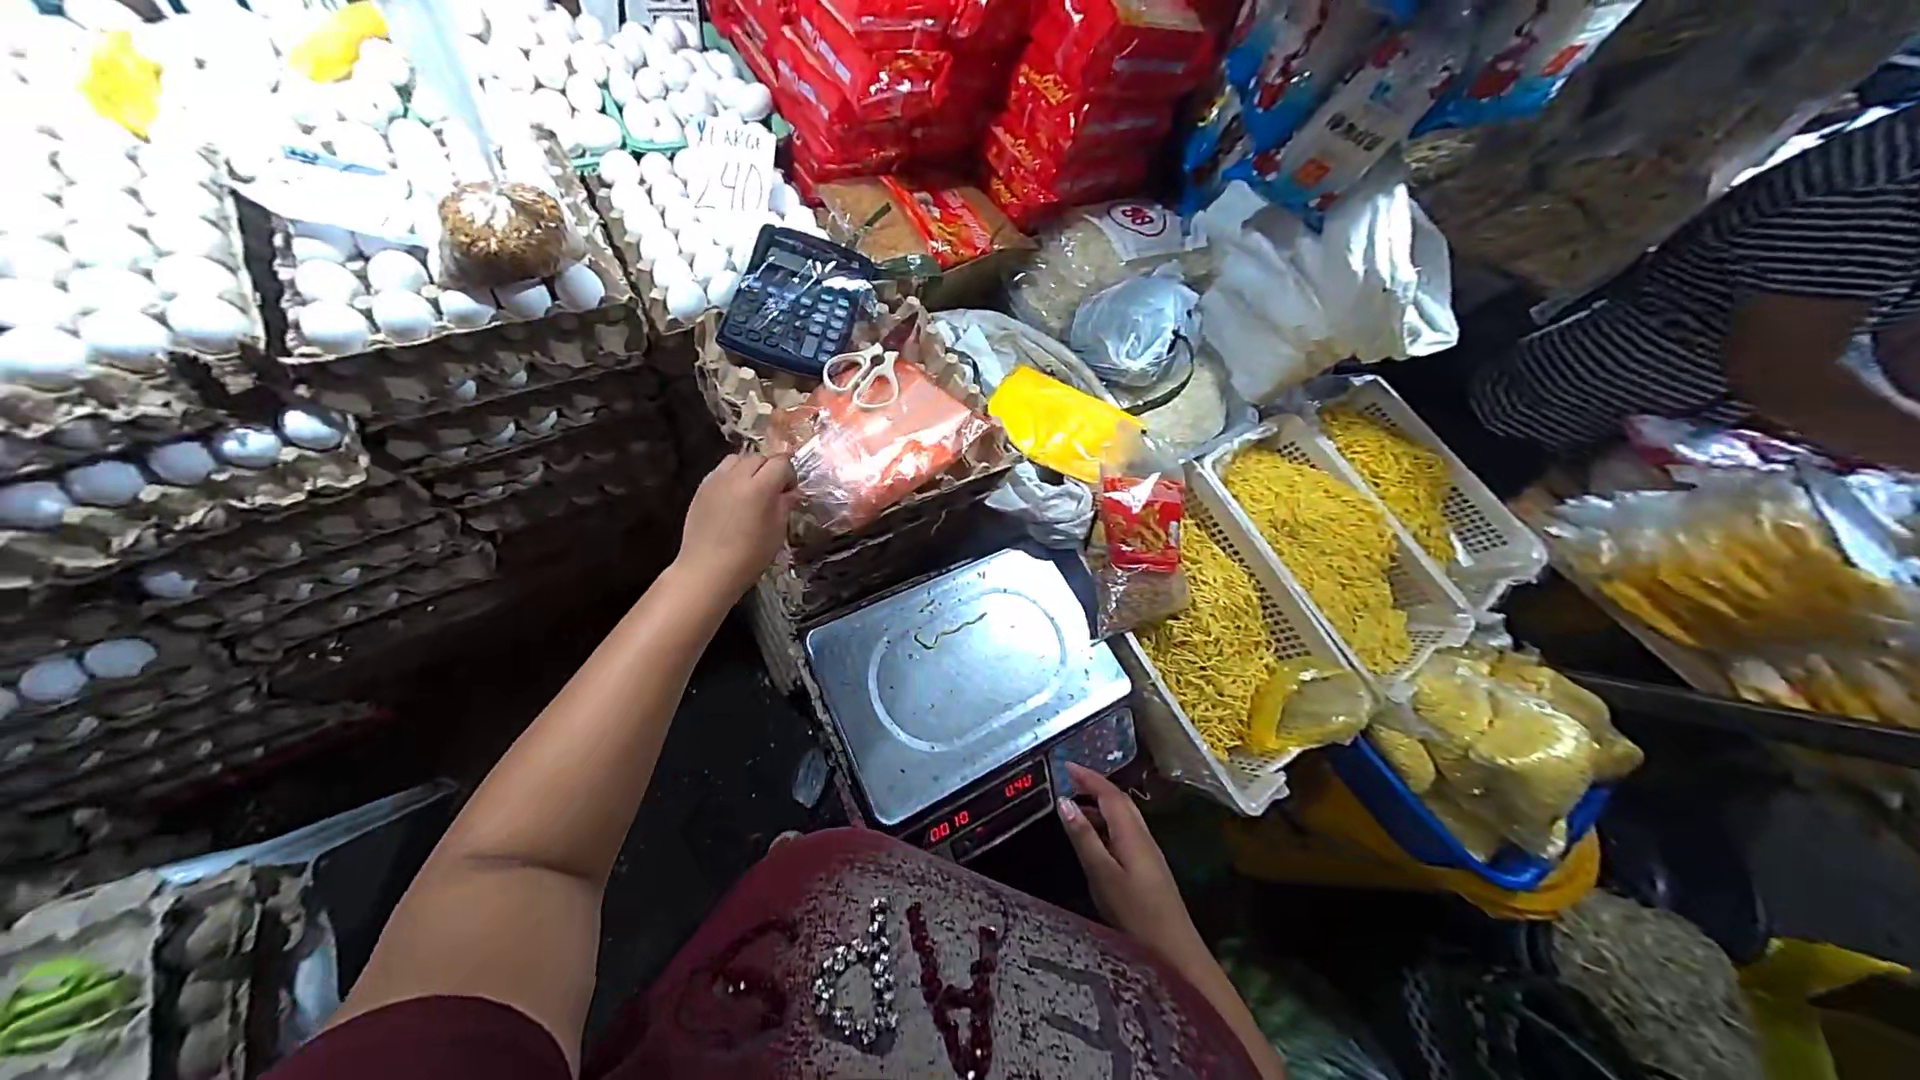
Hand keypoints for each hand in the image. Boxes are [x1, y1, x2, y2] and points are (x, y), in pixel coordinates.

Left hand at [678, 452, 795, 596]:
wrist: (707, 570)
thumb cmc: (749, 556)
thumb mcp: (777, 531)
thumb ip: (785, 504)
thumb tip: (791, 492)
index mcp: (760, 487)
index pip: (781, 463)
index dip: (789, 475)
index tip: (789, 492)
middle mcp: (736, 477)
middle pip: (760, 457)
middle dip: (770, 470)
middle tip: (773, 493)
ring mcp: (715, 480)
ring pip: (738, 459)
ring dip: (749, 469)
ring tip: (751, 491)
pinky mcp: (701, 488)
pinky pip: (721, 471)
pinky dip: (732, 476)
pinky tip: (733, 498)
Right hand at [1057, 764, 1204, 964]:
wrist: (1175, 951)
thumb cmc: (1136, 913)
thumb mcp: (1102, 874)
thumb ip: (1083, 837)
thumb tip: (1064, 801)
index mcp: (1132, 833)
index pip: (1110, 793)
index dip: (1088, 776)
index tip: (1066, 764)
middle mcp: (1143, 836)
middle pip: (1119, 801)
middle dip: (1095, 786)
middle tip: (1068, 780)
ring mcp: (1148, 852)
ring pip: (1123, 817)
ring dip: (1099, 805)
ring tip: (1073, 808)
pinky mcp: (1148, 867)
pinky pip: (1124, 832)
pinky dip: (1106, 824)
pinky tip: (1093, 840)